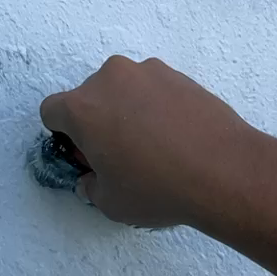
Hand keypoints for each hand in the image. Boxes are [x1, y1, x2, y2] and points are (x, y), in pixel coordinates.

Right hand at [39, 56, 263, 228]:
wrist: (224, 170)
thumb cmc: (158, 188)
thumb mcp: (110, 203)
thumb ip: (90, 186)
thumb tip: (92, 178)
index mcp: (82, 108)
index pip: (51, 112)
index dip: (64, 136)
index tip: (86, 154)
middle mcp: (109, 79)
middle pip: (88, 97)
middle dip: (97, 121)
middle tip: (121, 154)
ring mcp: (146, 72)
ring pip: (123, 90)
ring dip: (128, 110)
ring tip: (155, 146)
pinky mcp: (177, 74)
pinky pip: (154, 89)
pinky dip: (157, 106)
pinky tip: (177, 137)